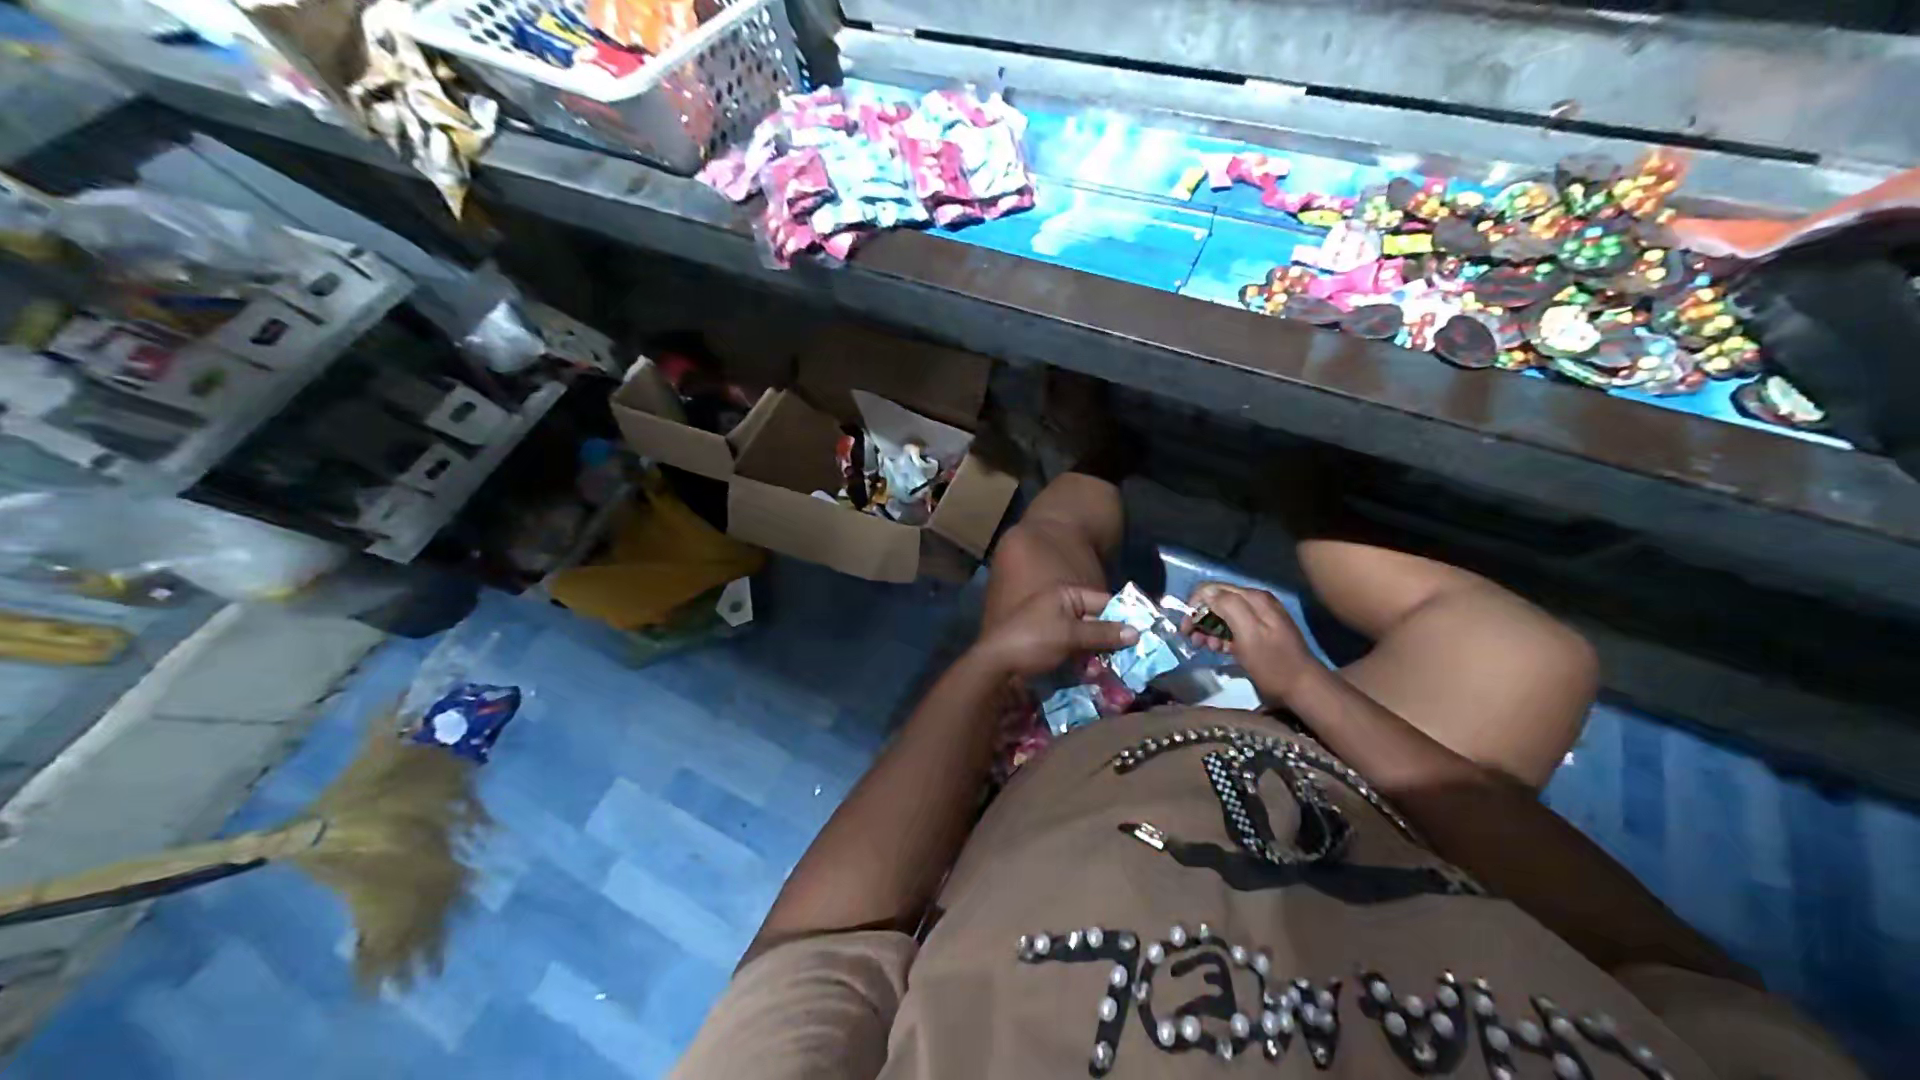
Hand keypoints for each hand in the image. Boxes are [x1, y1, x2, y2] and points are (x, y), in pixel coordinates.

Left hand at [971, 585, 1138, 678]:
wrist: (996, 664)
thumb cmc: (1033, 640)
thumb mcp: (1070, 635)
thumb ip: (1103, 632)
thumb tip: (1136, 631)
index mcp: (1064, 595)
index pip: (1104, 600)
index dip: (1125, 615)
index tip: (1146, 631)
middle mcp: (1060, 606)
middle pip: (1097, 619)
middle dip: (1115, 637)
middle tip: (1138, 653)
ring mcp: (1054, 627)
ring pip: (1088, 637)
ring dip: (1102, 651)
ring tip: (1123, 666)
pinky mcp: (1049, 646)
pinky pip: (1076, 650)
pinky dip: (1087, 659)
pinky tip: (1100, 672)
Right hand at [1182, 583, 1317, 701]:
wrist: (1302, 687)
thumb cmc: (1273, 663)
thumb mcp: (1249, 634)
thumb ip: (1229, 607)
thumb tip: (1206, 592)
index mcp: (1253, 598)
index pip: (1212, 589)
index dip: (1195, 606)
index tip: (1187, 627)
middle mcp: (1255, 602)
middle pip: (1216, 601)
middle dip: (1200, 619)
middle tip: (1192, 640)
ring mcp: (1258, 616)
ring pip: (1222, 615)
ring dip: (1209, 629)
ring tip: (1205, 647)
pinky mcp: (1258, 631)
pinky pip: (1232, 626)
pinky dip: (1221, 636)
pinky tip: (1219, 649)